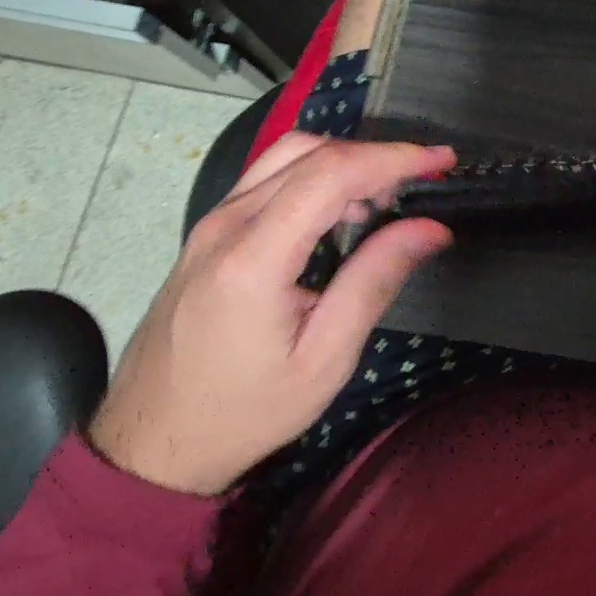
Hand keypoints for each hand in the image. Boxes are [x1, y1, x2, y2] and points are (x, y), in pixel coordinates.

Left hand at [88, 134, 455, 494]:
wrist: (152, 442)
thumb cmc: (245, 410)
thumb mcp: (324, 359)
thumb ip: (375, 282)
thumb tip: (432, 227)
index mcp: (253, 257)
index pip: (332, 173)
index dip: (394, 158)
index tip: (443, 160)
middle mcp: (226, 224)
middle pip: (310, 153)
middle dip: (376, 155)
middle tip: (422, 183)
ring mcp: (210, 224)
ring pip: (285, 157)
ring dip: (344, 161)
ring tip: (386, 198)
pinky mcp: (207, 233)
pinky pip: (267, 179)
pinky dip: (315, 176)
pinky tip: (341, 212)